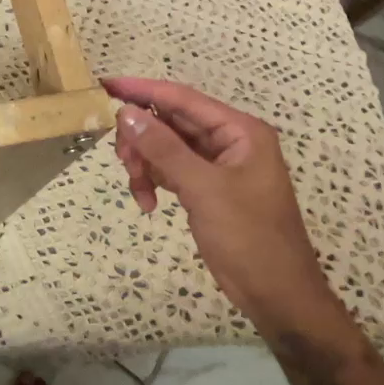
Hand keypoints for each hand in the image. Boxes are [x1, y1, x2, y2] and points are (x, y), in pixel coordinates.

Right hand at [103, 76, 338, 329]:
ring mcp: (217, 165)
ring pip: (164, 146)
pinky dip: (154, 180)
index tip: (104, 86)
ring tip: (139, 191)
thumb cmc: (251, 239)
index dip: (141, 90)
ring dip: (145, 163)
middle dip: (141, 138)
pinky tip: (148, 203)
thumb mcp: (204, 190)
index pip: (181, 98)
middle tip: (123, 160)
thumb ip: (163, 148)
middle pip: (169, 122)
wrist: (278, 298)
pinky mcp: (207, 187)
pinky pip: (169, 169)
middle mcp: (229, 141)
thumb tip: (126, 112)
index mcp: (239, 131)